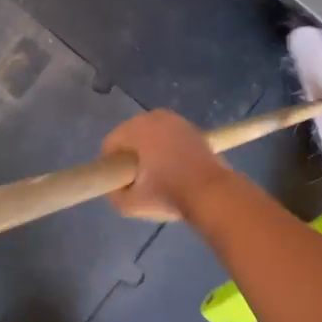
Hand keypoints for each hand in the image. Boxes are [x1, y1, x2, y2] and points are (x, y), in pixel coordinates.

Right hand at [101, 111, 231, 221]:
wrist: (211, 193)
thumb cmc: (167, 194)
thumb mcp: (129, 204)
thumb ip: (113, 193)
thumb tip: (116, 187)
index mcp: (135, 128)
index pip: (111, 144)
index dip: (110, 165)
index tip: (118, 182)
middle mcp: (154, 116)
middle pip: (131, 136)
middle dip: (130, 155)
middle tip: (136, 180)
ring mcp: (177, 120)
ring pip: (151, 135)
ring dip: (149, 151)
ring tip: (156, 175)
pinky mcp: (193, 128)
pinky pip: (170, 138)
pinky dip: (168, 149)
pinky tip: (174, 168)